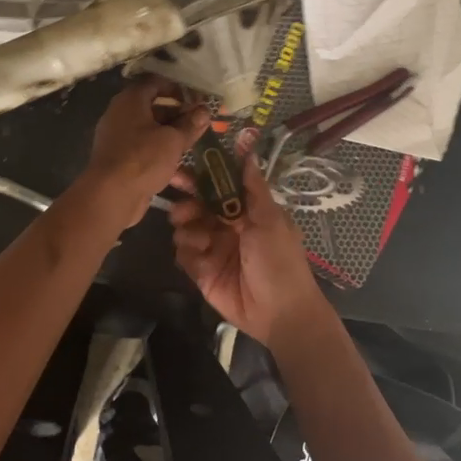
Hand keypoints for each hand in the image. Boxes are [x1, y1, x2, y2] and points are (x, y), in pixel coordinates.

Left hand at [78, 76, 210, 222]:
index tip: (197, 100)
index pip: (155, 83)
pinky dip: (162, 156)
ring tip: (196, 145)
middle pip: (153, 108)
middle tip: (201, 124)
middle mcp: (121, 115)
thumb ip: (190, 125)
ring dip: (173, 138)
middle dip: (179, 116)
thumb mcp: (173, 140)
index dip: (178, 89)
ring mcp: (118, 138)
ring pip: (151, 132)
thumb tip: (204, 111)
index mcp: (130, 100)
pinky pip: (144, 151)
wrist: (111, 196)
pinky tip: (182, 171)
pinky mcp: (120, 160)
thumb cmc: (143, 158)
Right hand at [169, 156, 327, 344]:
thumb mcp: (271, 219)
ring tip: (201, 240)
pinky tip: (201, 258)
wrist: (280, 313)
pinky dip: (188, 252)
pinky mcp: (201, 271)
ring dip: (188, 229)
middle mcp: (226, 226)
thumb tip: (248, 148)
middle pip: (196, 205)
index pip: (218, 186)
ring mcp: (212, 248)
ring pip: (185, 227)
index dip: (200, 176)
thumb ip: (253, 186)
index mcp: (246, 211)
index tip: (181, 170)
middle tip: (181, 208)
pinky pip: (183, 253)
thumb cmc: (279, 261)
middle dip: (186, 203)